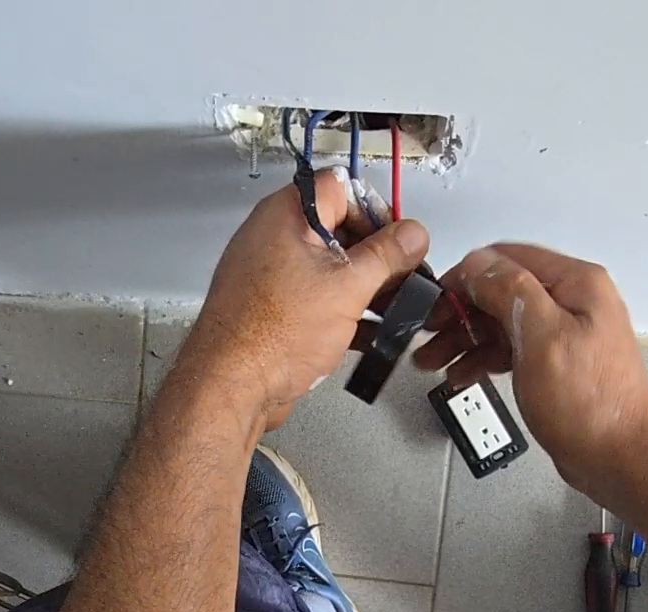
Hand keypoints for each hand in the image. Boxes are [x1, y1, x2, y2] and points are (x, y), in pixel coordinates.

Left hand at [178, 169, 428, 428]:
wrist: (234, 387)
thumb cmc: (276, 333)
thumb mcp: (348, 287)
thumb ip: (386, 256)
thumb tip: (413, 234)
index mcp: (287, 215)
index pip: (340, 187)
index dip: (375, 211)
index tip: (399, 243)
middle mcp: (275, 239)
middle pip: (338, 231)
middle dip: (376, 257)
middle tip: (403, 280)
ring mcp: (272, 278)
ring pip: (330, 271)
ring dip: (365, 290)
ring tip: (396, 312)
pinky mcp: (274, 313)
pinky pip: (316, 302)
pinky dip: (344, 314)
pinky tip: (372, 336)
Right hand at [414, 244, 647, 488]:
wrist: (617, 457)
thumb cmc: (585, 402)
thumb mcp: (542, 338)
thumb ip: (509, 291)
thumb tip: (477, 263)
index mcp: (574, 283)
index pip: (506, 260)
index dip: (464, 279)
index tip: (432, 303)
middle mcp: (570, 302)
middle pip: (500, 293)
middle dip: (459, 313)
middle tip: (425, 336)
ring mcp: (562, 334)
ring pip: (501, 324)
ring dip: (464, 339)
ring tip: (430, 361)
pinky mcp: (554, 365)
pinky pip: (510, 350)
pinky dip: (482, 359)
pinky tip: (460, 375)